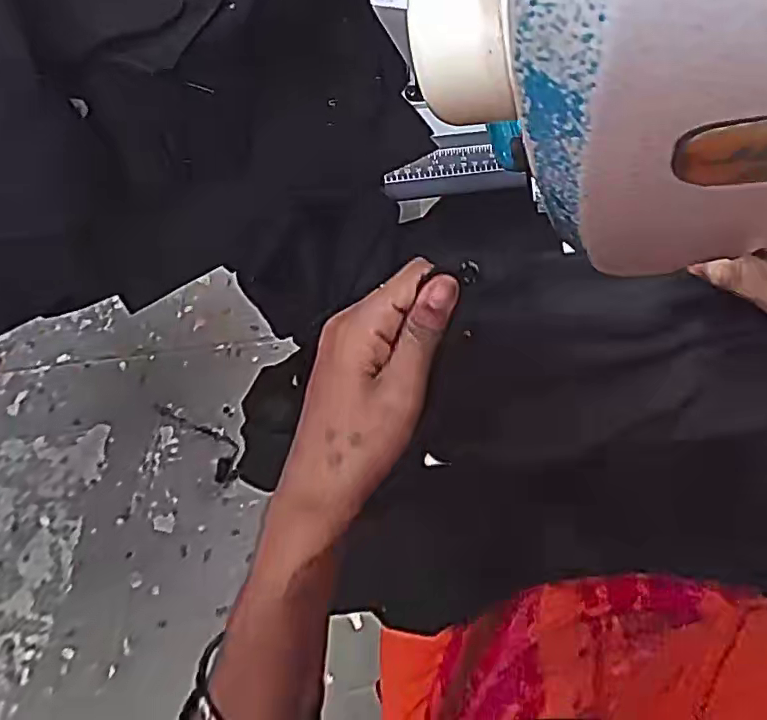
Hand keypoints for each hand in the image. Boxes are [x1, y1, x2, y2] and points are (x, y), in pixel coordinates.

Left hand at [266, 258, 458, 554]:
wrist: (321, 493)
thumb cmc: (354, 451)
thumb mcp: (404, 387)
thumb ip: (425, 329)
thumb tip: (445, 284)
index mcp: (357, 324)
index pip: (415, 273)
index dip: (442, 294)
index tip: (446, 330)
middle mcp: (343, 325)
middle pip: (405, 290)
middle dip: (429, 318)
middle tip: (425, 366)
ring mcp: (341, 340)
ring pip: (397, 312)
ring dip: (416, 337)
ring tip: (410, 379)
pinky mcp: (344, 356)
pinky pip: (384, 333)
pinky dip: (401, 350)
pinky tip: (397, 384)